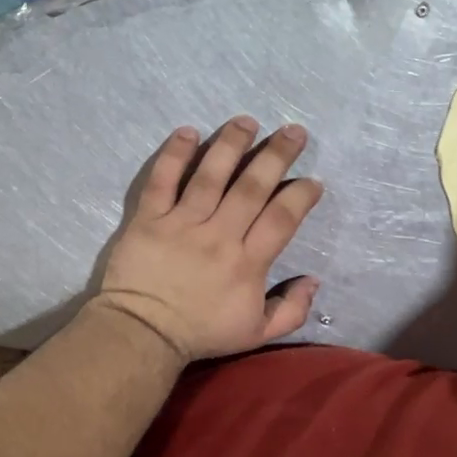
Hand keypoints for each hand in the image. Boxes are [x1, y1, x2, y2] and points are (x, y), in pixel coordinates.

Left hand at [93, 117, 324, 361]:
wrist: (142, 335)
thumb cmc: (200, 333)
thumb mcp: (256, 334)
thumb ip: (290, 310)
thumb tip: (314, 281)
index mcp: (248, 262)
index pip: (281, 218)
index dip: (300, 196)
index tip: (312, 181)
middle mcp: (219, 235)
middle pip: (252, 187)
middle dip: (276, 155)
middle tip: (293, 131)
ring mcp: (182, 223)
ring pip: (210, 175)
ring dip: (231, 144)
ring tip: (246, 121)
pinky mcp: (149, 219)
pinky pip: (162, 180)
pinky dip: (174, 154)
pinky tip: (188, 131)